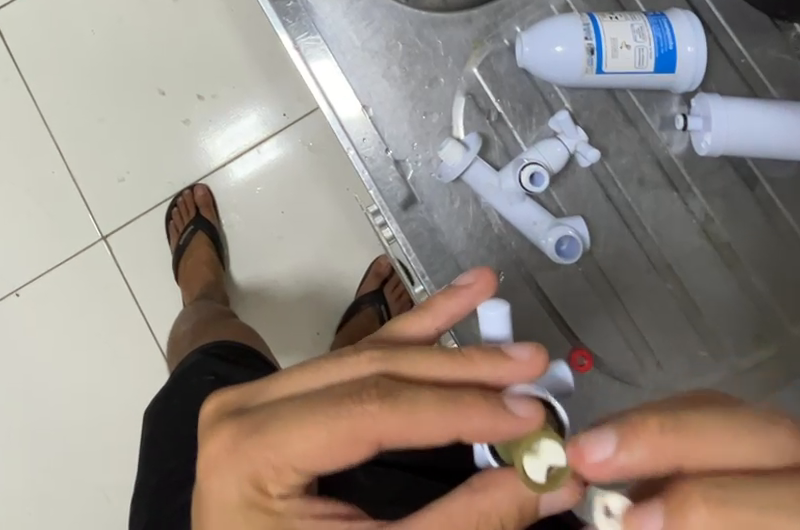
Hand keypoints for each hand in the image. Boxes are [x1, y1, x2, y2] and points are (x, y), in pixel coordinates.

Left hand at [191, 266, 583, 527]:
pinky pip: (349, 363)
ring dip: (434, 329)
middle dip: (460, 367)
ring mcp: (261, 395)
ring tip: (487, 292)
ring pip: (363, 353)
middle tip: (532, 361)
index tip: (532, 414)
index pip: (373, 408)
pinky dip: (403, 338)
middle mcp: (248, 404)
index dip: (458, 408)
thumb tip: (550, 480)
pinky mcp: (279, 399)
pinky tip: (444, 306)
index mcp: (253, 448)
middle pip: (371, 369)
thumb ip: (462, 522)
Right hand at [566, 392, 799, 529]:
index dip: (715, 508)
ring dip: (667, 430)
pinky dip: (688, 434)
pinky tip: (638, 449)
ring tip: (598, 449)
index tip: (630, 523)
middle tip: (586, 458)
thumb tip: (632, 524)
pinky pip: (753, 434)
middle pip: (785, 441)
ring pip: (763, 423)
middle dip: (671, 441)